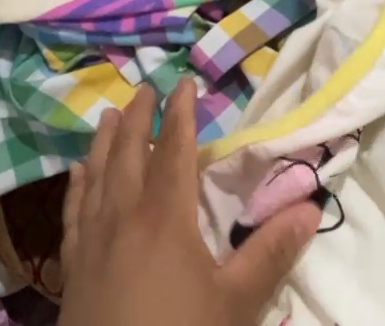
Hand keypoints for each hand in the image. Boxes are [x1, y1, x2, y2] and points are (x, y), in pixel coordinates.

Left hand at [60, 80, 322, 325]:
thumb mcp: (235, 303)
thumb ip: (271, 252)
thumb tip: (311, 205)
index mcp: (166, 217)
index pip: (174, 149)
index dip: (180, 113)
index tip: (184, 81)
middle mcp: (124, 216)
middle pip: (129, 153)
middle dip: (138, 117)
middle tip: (145, 88)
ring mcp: (92, 240)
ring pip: (97, 174)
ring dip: (105, 141)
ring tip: (108, 114)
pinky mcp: (73, 267)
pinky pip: (74, 211)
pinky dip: (77, 185)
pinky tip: (77, 172)